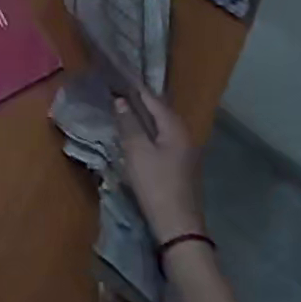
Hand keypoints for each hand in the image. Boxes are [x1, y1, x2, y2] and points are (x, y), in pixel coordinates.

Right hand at [114, 91, 205, 240]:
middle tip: (116, 87)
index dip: (134, 87)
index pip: (153, 99)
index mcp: (176, 129)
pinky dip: (146, 130)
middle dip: (139, 99)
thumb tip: (120, 100)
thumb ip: (128, 122)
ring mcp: (184, 152)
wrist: (177, 227)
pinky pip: (160, 138)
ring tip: (120, 106)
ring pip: (160, 125)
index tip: (116, 74)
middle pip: (159, 111)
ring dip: (142, 116)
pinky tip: (133, 132)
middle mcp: (184, 136)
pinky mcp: (179, 166)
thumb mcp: (136, 150)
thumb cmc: (156, 184)